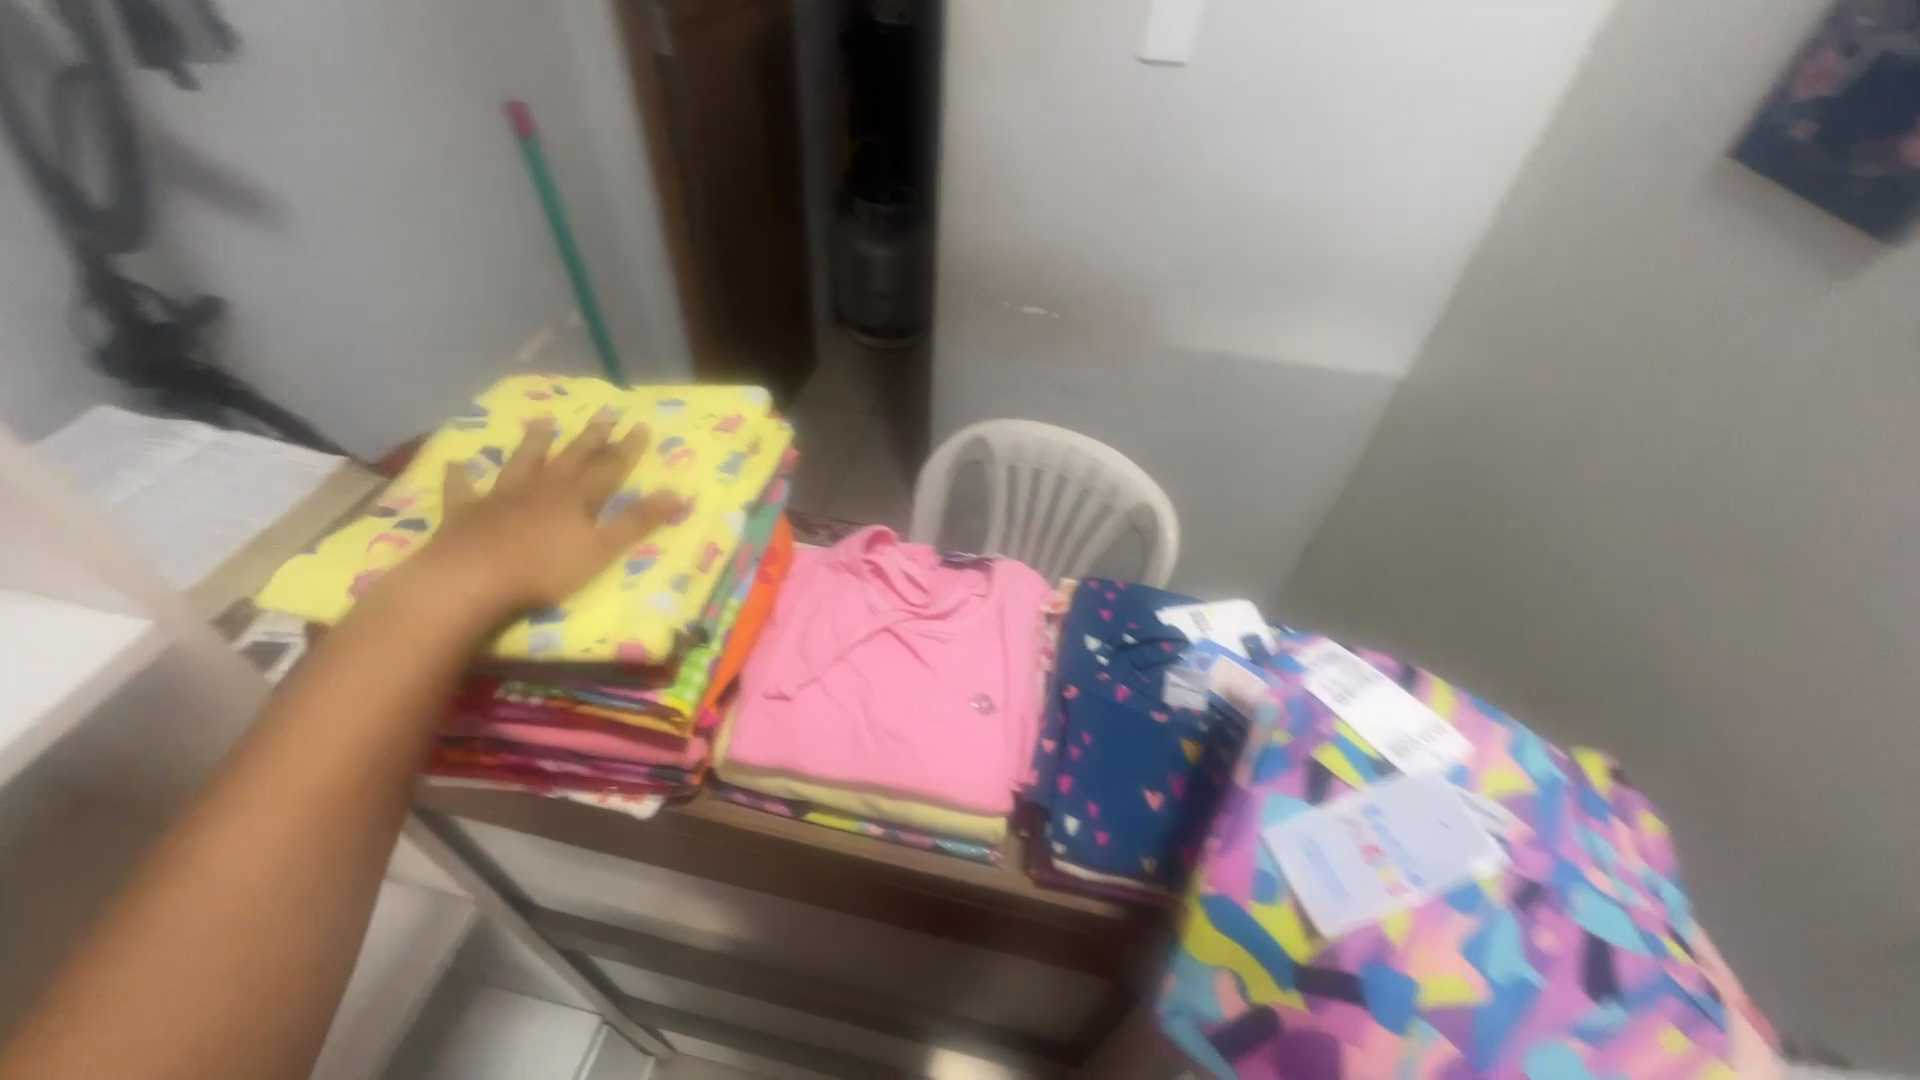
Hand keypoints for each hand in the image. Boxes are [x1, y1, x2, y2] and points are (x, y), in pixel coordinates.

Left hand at [404, 410, 685, 619]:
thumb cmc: (544, 570)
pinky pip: (463, 490)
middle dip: (590, 438)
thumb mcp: (602, 550)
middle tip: (604, 414)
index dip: (627, 449)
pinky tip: (457, 464)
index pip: (609, 468)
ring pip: (521, 463)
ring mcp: (500, 497)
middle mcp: (541, 488)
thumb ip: (638, 522)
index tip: (640, 426)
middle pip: (570, 458)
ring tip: (542, 421)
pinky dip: (460, 477)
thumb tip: (679, 495)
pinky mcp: (465, 513)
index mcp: (576, 497)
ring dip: (533, 443)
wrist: (471, 579)